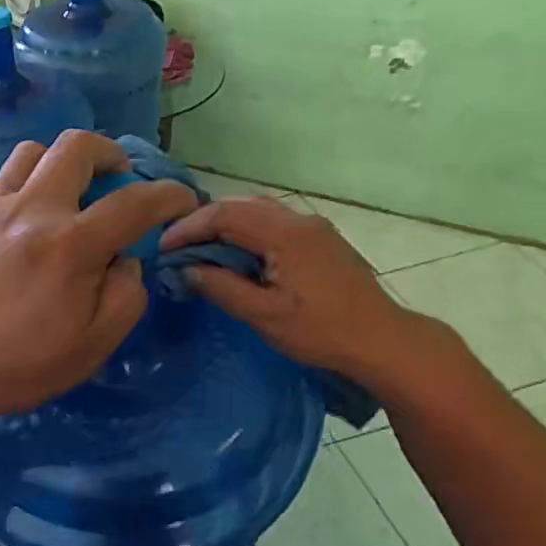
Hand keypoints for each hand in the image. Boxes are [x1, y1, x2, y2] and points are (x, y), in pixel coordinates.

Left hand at [0, 131, 198, 433]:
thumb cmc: (16, 365)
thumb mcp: (92, 346)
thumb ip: (126, 296)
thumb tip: (127, 261)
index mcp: (72, 243)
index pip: (134, 202)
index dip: (168, 195)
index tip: (184, 199)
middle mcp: (32, 209)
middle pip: (76, 146)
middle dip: (110, 152)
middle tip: (119, 176)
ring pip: (31, 152)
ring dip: (61, 161)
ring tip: (69, 191)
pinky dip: (20, 182)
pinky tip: (23, 211)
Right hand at [159, 197, 452, 381]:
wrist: (382, 340)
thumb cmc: (321, 331)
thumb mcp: (265, 316)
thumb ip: (223, 288)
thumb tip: (187, 270)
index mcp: (285, 233)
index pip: (225, 214)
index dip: (189, 227)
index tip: (163, 247)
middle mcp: (300, 220)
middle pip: (241, 205)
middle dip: (204, 220)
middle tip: (176, 244)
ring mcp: (314, 228)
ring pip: (259, 211)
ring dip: (226, 224)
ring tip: (200, 247)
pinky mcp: (321, 240)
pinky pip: (274, 223)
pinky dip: (246, 231)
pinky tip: (236, 253)